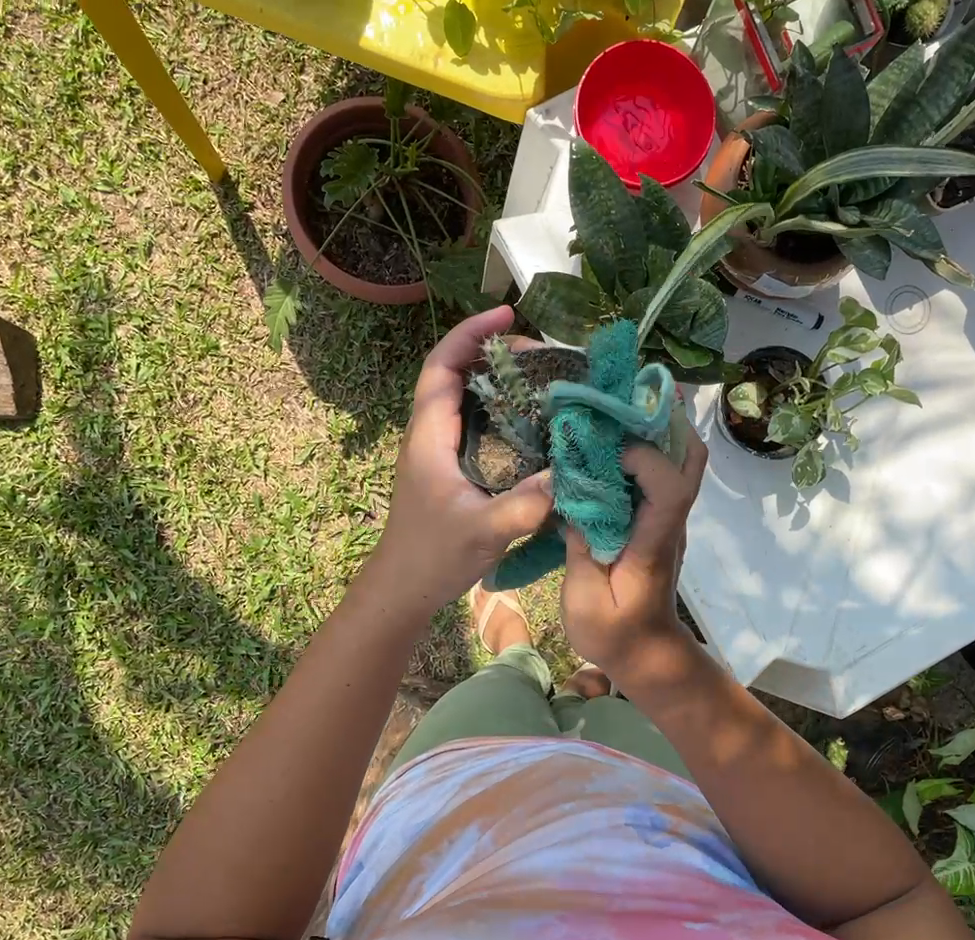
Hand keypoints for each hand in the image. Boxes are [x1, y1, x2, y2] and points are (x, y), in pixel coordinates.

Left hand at [367, 306, 553, 619]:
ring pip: (469, 398)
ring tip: (546, 378)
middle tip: (544, 355)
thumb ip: (525, 506)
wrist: (404, 588)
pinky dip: (506, 412)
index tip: (509, 315)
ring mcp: (440, 451)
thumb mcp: (484, 531)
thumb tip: (570, 475)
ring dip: (503, 382)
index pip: (442, 366)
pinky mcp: (452, 468)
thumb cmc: (433, 557)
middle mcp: (431, 434)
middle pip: (457, 373)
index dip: (471, 333)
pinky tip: (537, 422)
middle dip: (497, 354)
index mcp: (429, 436)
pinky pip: (479, 424)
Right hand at [561, 427, 708, 689]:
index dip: (646, 457)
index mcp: (654, 542)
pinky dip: (639, 452)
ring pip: (678, 461)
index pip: (672, 486)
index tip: (606, 450)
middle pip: (690, 459)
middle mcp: (670, 522)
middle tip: (620, 403)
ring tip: (608, 416)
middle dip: (663, 423)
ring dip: (651, 431)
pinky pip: (658, 475)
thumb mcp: (585, 601)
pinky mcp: (655, 522)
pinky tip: (602, 447)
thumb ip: (579, 548)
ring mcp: (667, 520)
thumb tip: (571, 500)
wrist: (648, 654)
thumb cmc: (615, 634)